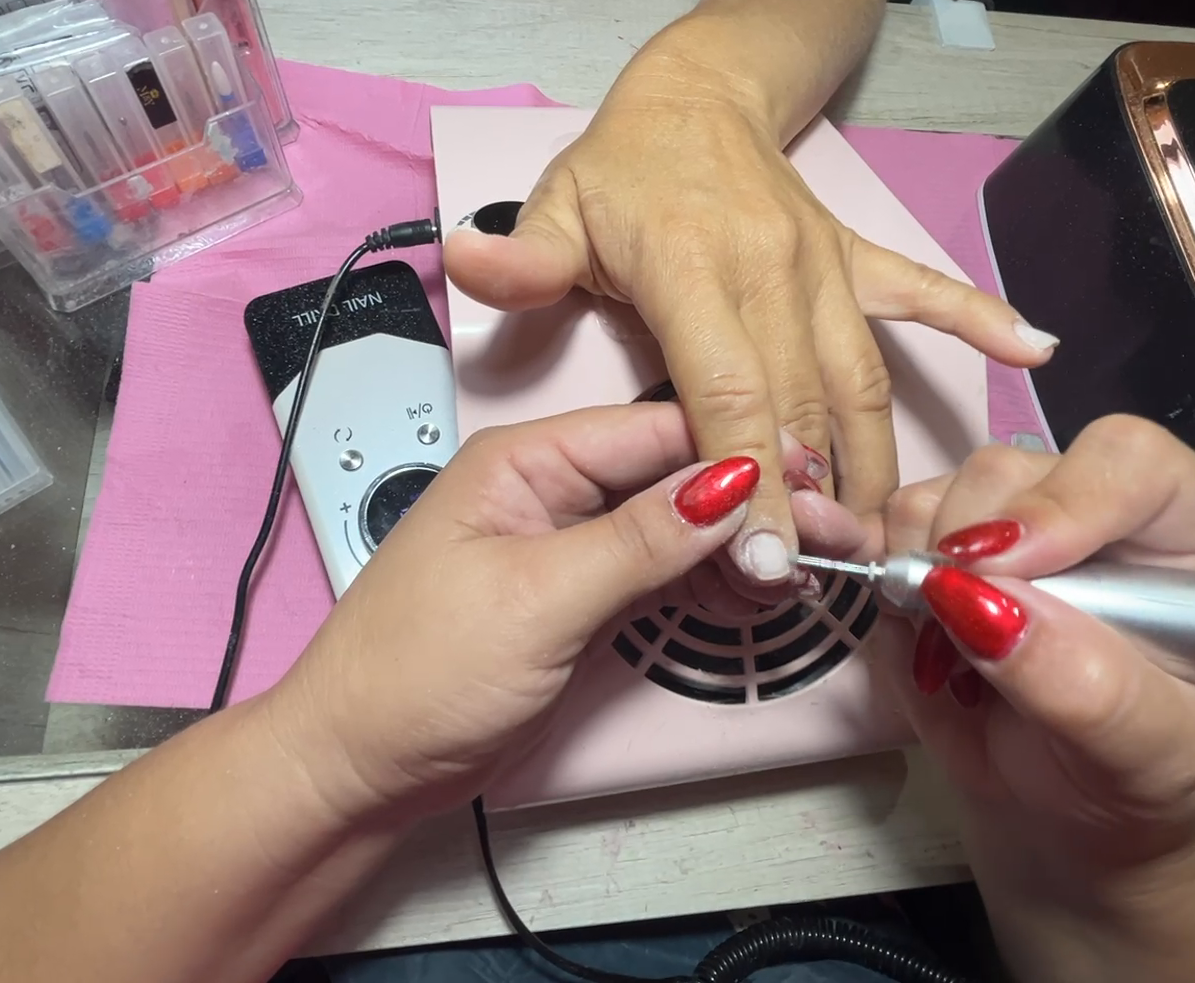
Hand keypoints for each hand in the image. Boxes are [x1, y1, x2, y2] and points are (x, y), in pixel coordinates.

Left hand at [265, 402, 859, 819]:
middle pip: (673, 477)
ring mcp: (571, 544)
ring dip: (741, 542)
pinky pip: (661, 572)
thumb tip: (725, 486)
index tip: (806, 477)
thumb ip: (636, 540)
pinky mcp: (583, 594)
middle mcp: (551, 489)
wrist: (363, 764)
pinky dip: (710, 580)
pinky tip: (756, 585)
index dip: (735, 450)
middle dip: (753, 500)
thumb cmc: (413, 672)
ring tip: (813, 557)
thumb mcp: (535, 597)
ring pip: (676, 526)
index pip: (651, 432)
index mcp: (525, 461)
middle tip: (831, 525)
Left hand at [444, 42, 1056, 587]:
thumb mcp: (556, 209)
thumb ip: (522, 257)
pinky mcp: (852, 258)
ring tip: (881, 532)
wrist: (696, 98)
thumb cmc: (622, 171)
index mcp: (692, 269)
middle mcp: (771, 270)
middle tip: (820, 576)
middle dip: (810, 497)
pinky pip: (918, 291)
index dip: (749, 478)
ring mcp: (822, 264)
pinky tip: (1029, 351)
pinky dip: (974, 318)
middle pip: (798, 404)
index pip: (726, 393)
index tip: (766, 555)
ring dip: (871, 457)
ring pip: (857, 377)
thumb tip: (468, 261)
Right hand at [879, 415, 1194, 880]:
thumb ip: (1080, 682)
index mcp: (1170, 544)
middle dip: (968, 543)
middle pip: (1009, 469)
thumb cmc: (1121, 779)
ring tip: (945, 643)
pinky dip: (884, 569)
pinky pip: (886, 525)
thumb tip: (978, 603)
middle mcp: (1079, 514)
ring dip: (918, 562)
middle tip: (956, 626)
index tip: (1007, 567)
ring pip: (934, 492)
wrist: (1048, 803)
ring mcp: (994, 526)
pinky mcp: (930, 545)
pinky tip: (916, 626)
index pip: (1131, 465)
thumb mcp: (1139, 752)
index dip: (1064, 498)